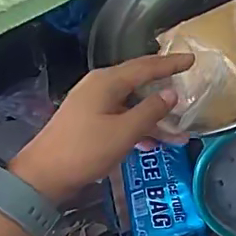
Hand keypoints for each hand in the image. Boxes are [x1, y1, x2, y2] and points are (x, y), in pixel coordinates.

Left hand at [10, 53, 194, 202]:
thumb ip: (150, 111)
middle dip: (164, 91)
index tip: (192, 60)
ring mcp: (92, 104)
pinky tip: (151, 143)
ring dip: (154, 118)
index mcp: (107, 82)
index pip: (146, 66)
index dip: (171, 64)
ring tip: (178, 133)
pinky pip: (121, 117)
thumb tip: (171, 94)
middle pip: (138, 82)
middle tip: (188, 92)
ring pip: (131, 104)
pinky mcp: (88, 121)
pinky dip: (138, 127)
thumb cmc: (84, 151)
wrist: (43, 175)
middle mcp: (99, 87)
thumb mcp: (124, 132)